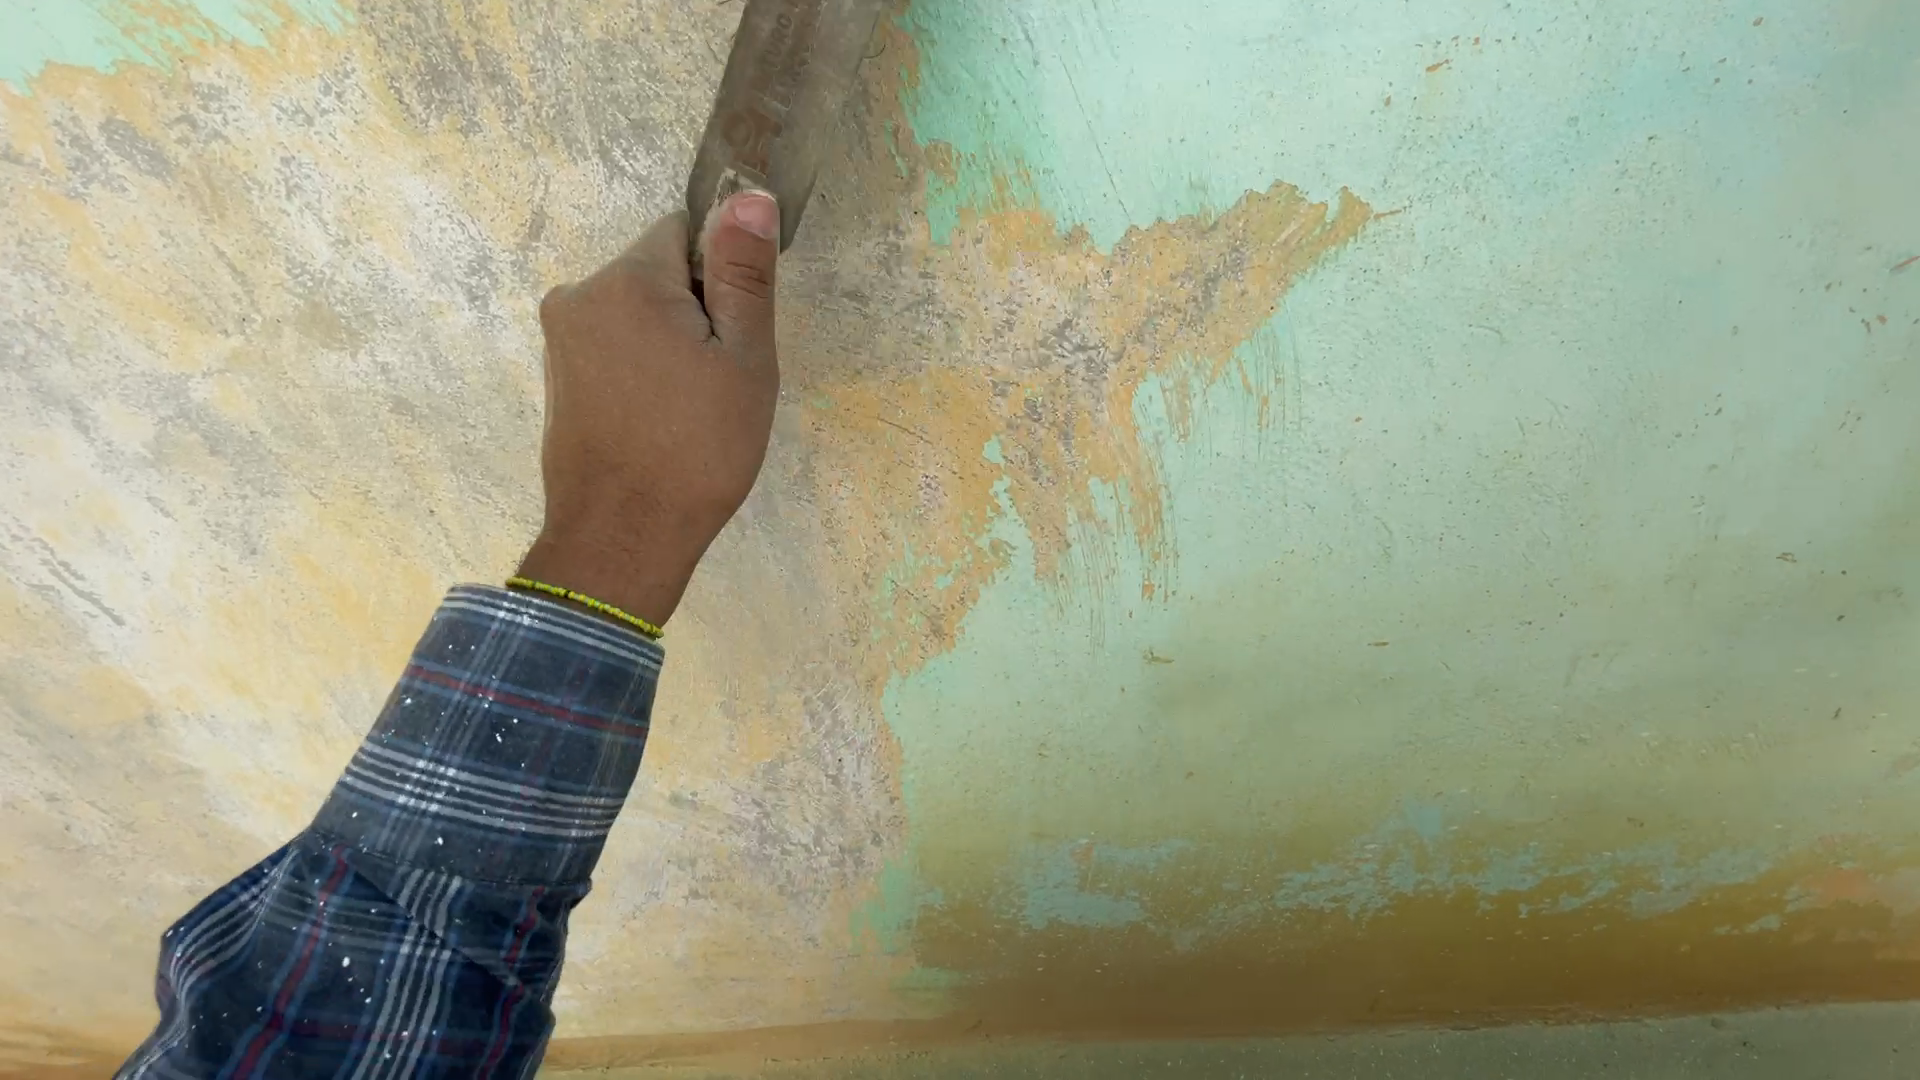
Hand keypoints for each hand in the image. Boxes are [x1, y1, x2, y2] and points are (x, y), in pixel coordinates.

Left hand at [516, 191, 781, 628]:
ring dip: (669, 343)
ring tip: (692, 408)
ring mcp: (560, 340)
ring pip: (636, 314)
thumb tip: (748, 194)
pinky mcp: (556, 379)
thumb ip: (744, 275)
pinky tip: (661, 420)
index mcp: (627, 281)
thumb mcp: (744, 361)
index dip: (722, 275)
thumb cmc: (699, 450)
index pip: (684, 231)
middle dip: (695, 310)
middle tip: (720, 382)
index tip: (737, 333)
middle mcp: (578, 295)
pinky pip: (613, 349)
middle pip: (656, 273)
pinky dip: (642, 370)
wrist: (625, 537)